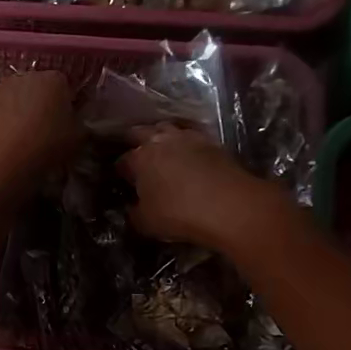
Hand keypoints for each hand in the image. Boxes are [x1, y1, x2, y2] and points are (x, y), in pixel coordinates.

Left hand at [0, 71, 80, 180]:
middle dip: (37, 103)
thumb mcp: (77, 138)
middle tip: (40, 130)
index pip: (63, 86)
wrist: (4, 157)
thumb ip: (78, 123)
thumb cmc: (48, 145)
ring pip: (11, 97)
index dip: (63, 104)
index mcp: (54, 80)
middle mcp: (25, 76)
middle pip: (35, 87)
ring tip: (17, 138)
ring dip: (15, 111)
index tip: (62, 122)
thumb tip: (75, 121)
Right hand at [116, 125, 287, 248]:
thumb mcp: (146, 222)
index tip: (123, 179)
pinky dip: (187, 141)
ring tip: (162, 147)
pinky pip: (192, 135)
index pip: (123, 161)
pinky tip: (189, 152)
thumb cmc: (179, 214)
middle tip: (137, 154)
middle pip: (141, 133)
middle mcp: (160, 140)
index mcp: (139, 158)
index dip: (121, 170)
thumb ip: (135, 213)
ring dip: (162, 135)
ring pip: (168, 127)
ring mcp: (188, 137)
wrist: (229, 205)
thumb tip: (133, 207)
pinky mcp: (212, 141)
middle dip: (136, 141)